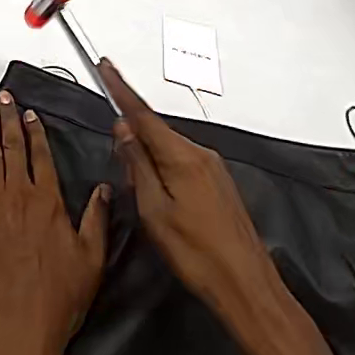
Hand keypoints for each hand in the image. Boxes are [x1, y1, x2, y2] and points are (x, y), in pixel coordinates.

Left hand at [0, 89, 110, 354]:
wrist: (15, 327)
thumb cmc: (54, 300)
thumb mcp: (91, 260)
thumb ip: (96, 220)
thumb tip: (103, 191)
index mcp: (47, 201)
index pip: (40, 154)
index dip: (35, 130)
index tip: (30, 114)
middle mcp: (18, 196)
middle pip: (11, 146)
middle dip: (8, 118)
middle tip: (4, 98)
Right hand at [97, 59, 353, 354]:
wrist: (248, 289)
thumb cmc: (199, 255)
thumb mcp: (153, 210)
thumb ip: (136, 163)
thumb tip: (123, 128)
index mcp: (180, 157)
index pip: (142, 113)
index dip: (120, 88)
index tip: (107, 66)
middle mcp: (199, 154)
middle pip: (154, 133)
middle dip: (133, 147)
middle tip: (130, 184)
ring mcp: (212, 167)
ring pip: (167, 151)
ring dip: (151, 166)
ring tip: (152, 207)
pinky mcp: (218, 182)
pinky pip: (182, 164)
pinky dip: (166, 175)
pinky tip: (168, 207)